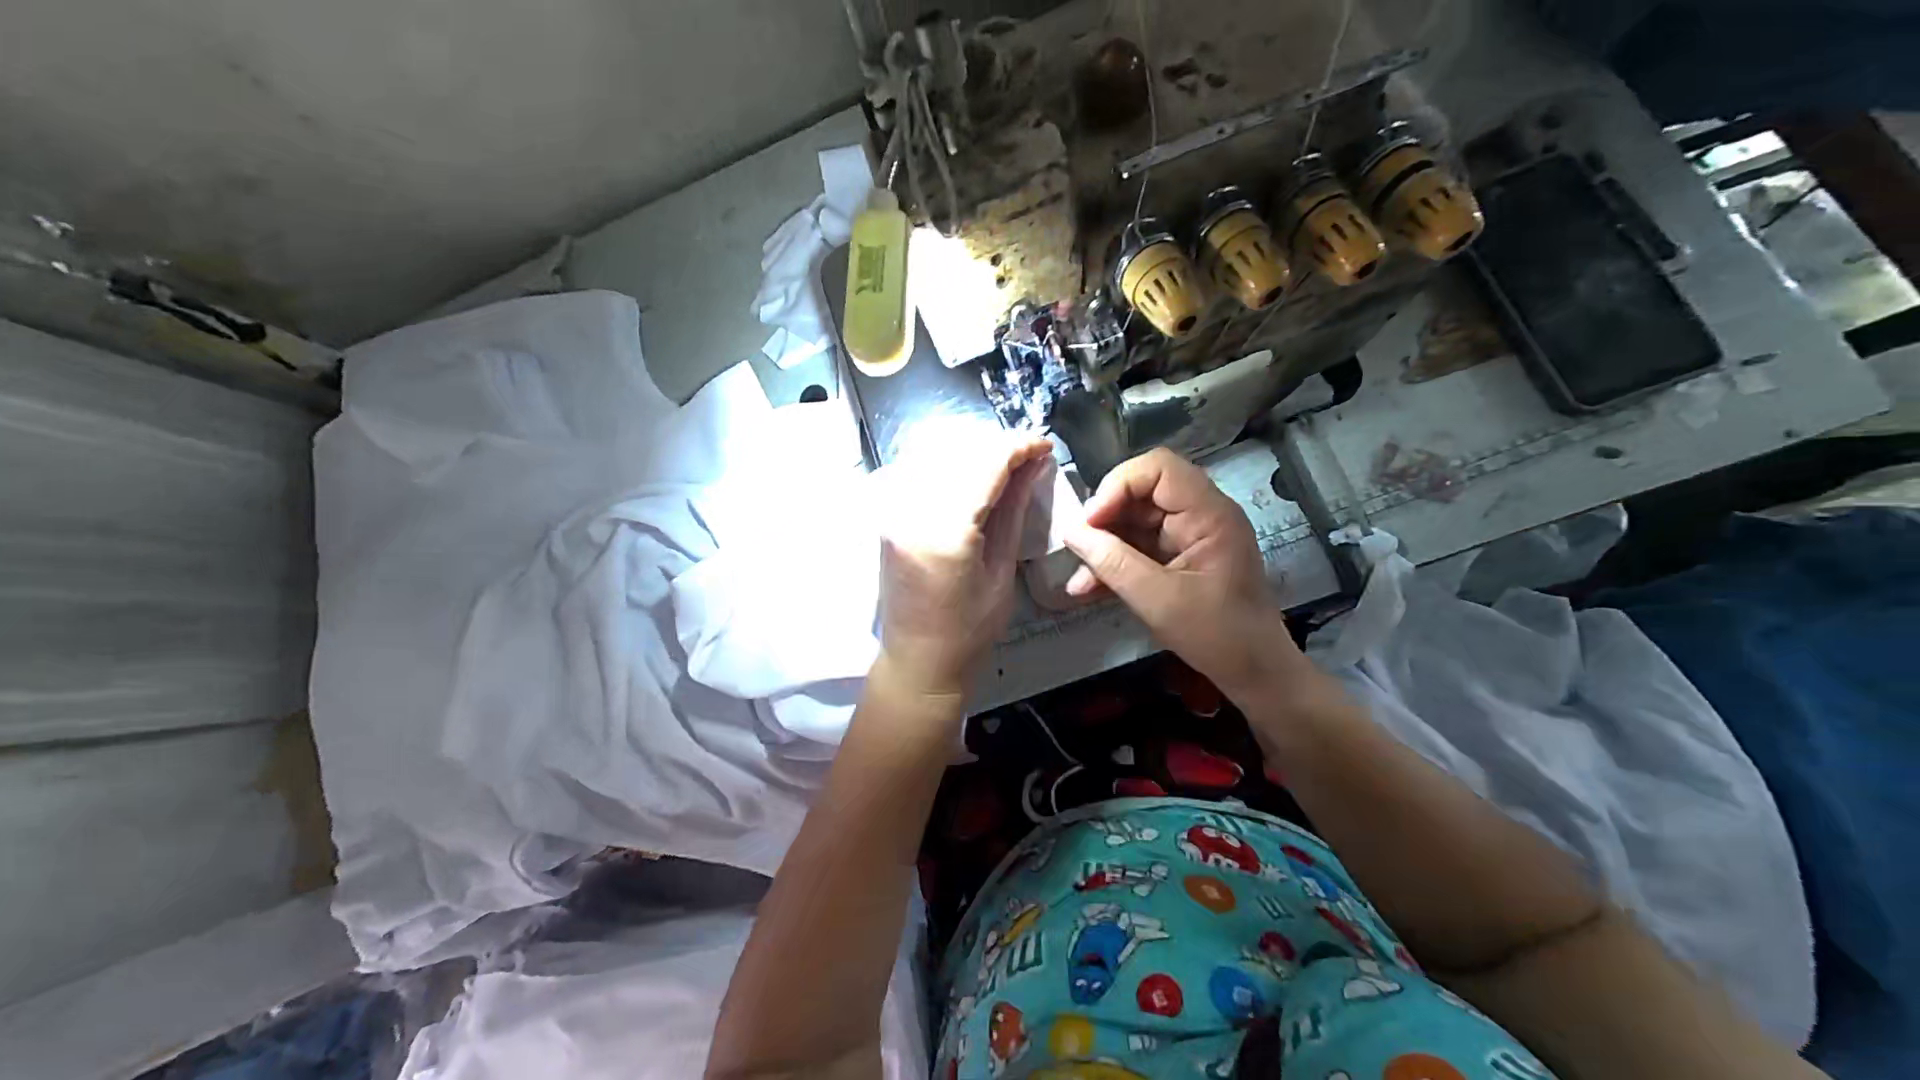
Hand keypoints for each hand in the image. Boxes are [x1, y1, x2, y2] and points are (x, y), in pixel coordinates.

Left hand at [874, 429, 1054, 700]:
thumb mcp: (1001, 572)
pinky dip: (948, 468)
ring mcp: (892, 514)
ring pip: (936, 459)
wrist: (917, 662)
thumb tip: (1032, 467)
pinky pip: (919, 475)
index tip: (1043, 444)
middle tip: (1029, 455)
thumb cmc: (968, 631)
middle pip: (959, 455)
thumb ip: (1013, 512)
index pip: (985, 466)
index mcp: (945, 532)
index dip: (1018, 447)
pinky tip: (969, 476)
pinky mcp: (886, 519)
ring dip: (972, 453)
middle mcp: (911, 513)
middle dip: (997, 447)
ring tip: (1003, 465)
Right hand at [1062, 448, 1302, 700]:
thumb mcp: (1158, 600)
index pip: (1158, 468)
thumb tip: (1070, 532)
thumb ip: (1112, 562)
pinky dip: (1114, 564)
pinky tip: (1087, 589)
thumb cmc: (1216, 635)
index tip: (1091, 521)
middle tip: (1078, 548)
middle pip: (1141, 492)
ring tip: (1078, 579)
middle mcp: (1199, 515)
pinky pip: (1139, 547)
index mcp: (1209, 514)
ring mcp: (1188, 537)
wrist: (1255, 673)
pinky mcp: (1178, 558)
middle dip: (1104, 519)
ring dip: (1103, 546)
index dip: (1118, 486)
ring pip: (1134, 522)